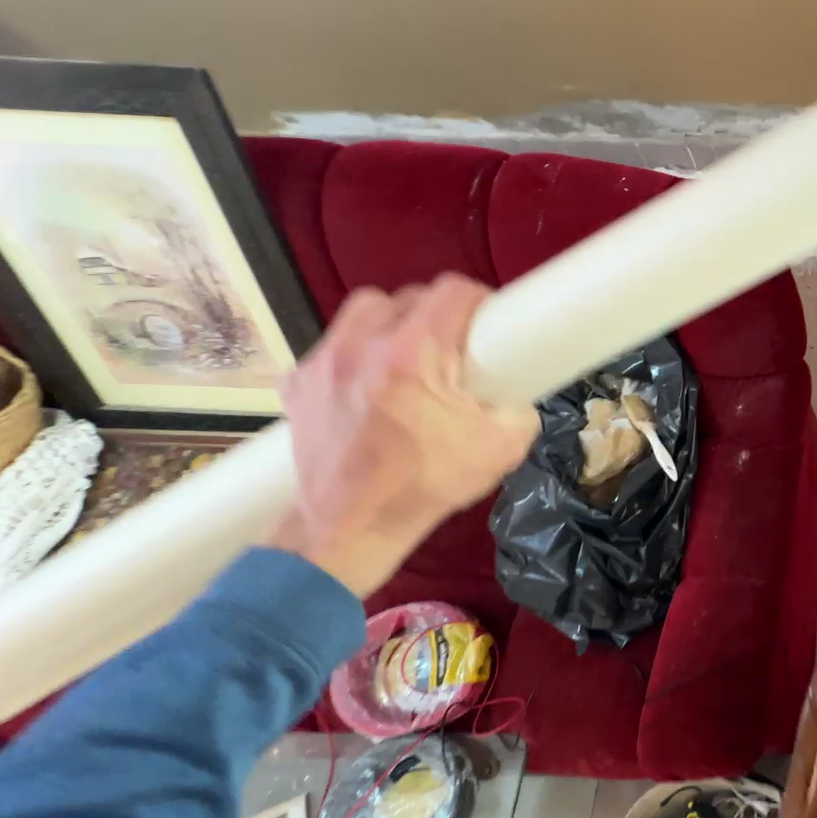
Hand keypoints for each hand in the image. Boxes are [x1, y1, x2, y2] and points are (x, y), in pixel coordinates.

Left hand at [266, 274, 538, 596]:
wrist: (352, 526)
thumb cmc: (431, 483)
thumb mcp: (504, 446)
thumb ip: (518, 406)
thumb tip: (513, 392)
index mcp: (416, 356)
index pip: (452, 292)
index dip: (480, 301)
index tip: (491, 323)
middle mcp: (363, 346)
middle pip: (408, 297)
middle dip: (438, 315)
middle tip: (458, 349)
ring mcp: (324, 361)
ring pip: (366, 312)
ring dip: (396, 324)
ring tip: (413, 360)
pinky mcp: (298, 381)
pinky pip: (336, 345)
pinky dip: (361, 355)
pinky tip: (376, 388)